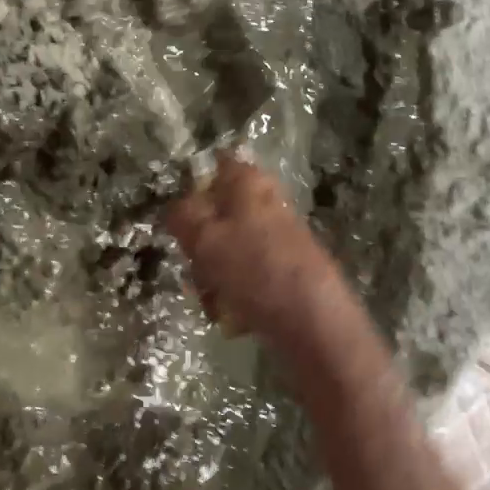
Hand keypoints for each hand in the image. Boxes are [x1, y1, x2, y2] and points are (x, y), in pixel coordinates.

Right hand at [165, 154, 344, 345]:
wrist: (315, 325)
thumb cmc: (256, 271)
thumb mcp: (205, 239)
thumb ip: (183, 216)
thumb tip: (173, 207)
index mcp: (249, 183)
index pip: (217, 165)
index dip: (193, 186)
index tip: (177, 214)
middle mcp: (267, 203)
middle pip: (218, 212)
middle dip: (198, 240)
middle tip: (192, 263)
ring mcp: (279, 238)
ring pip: (228, 248)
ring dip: (211, 272)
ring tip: (210, 298)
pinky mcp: (286, 272)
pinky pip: (245, 275)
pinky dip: (233, 292)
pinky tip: (230, 314)